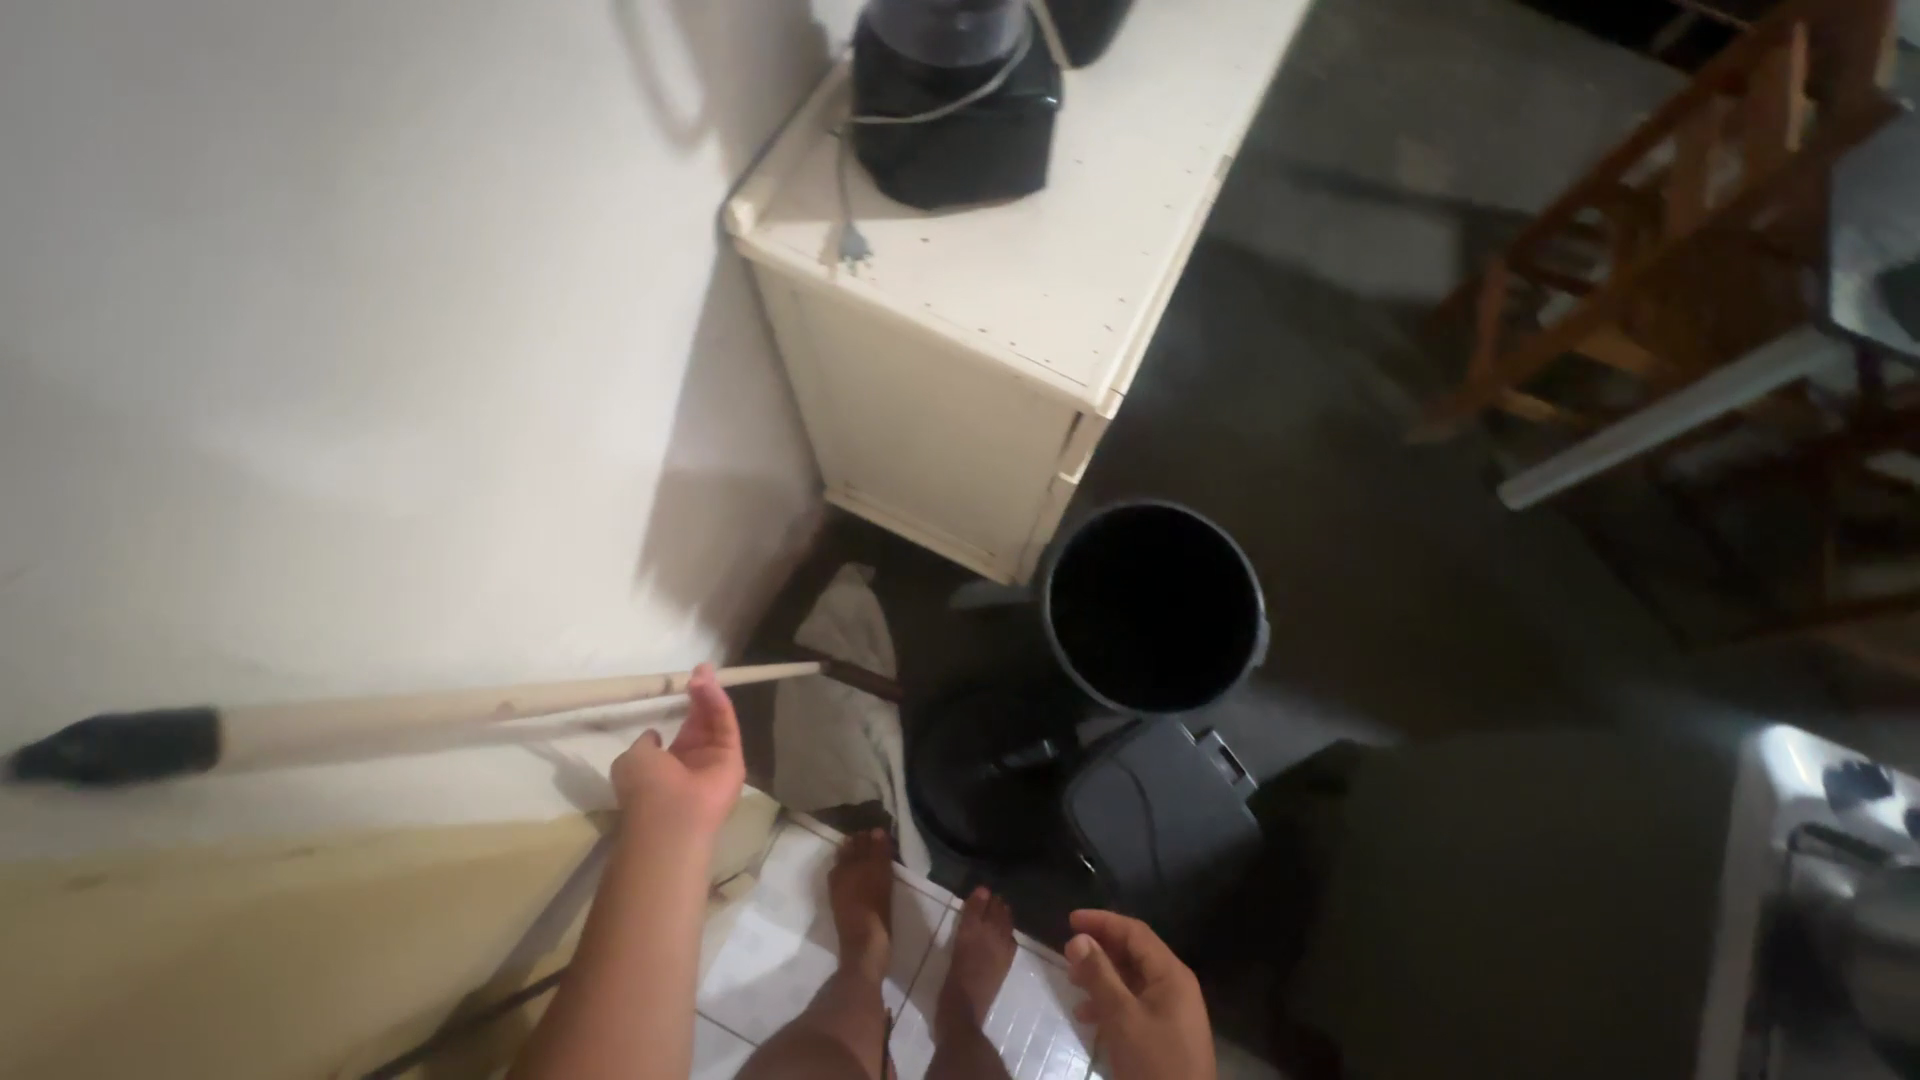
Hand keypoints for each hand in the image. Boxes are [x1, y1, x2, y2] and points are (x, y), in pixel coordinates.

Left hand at [610, 664, 744, 837]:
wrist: (669, 817)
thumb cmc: (645, 788)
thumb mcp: (632, 759)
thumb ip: (645, 744)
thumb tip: (654, 735)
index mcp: (671, 762)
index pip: (684, 729)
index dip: (686, 706)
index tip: (684, 683)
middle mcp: (696, 759)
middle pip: (703, 720)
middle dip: (702, 694)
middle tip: (702, 668)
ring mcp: (716, 758)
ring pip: (715, 720)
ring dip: (710, 695)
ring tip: (703, 672)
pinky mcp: (733, 757)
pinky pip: (726, 726)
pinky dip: (719, 705)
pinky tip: (711, 686)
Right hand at [1065, 910, 1215, 1079]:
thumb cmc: (1154, 1064)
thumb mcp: (1122, 1017)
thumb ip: (1100, 975)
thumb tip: (1078, 938)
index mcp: (1171, 974)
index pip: (1135, 932)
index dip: (1102, 921)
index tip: (1070, 920)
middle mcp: (1175, 986)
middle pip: (1134, 954)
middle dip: (1100, 951)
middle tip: (1068, 954)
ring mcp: (1171, 1012)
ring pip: (1131, 980)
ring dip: (1102, 978)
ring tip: (1073, 983)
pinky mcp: (1165, 1034)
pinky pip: (1134, 1005)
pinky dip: (1110, 1004)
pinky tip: (1087, 1017)